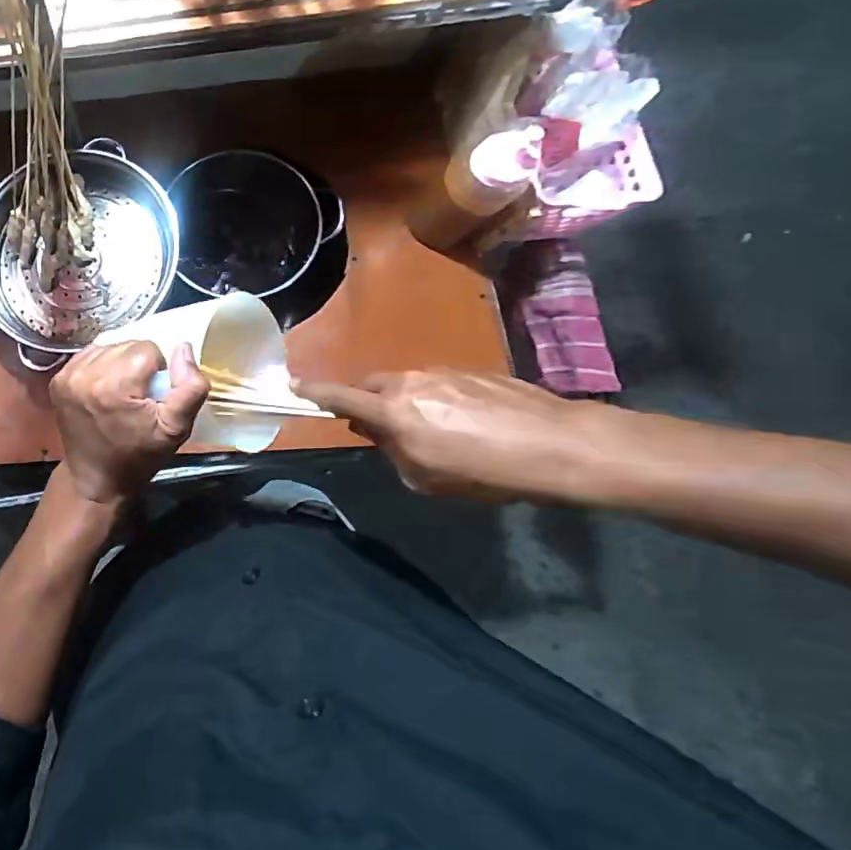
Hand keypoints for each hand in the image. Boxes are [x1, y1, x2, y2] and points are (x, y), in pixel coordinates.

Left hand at [50, 341, 209, 504]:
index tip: (151, 396)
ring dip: (119, 364)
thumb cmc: (138, 456)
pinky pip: (90, 355)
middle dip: (138, 365)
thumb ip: (190, 388)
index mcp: (113, 386)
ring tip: (121, 393)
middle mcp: (85, 375)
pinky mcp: (58, 379)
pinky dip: (102, 367)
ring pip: (109, 347)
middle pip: (126, 345)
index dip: (157, 370)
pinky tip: (104, 390)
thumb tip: (183, 348)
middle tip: (137, 396)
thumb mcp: (175, 430)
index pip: (147, 349)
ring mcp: (67, 376)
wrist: (96, 477)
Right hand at [295, 369, 609, 499]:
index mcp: (392, 411)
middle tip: (379, 428)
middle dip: (366, 403)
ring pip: (404, 383)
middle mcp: (409, 382)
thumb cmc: (486, 472)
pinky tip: (466, 424)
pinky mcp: (471, 371)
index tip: (294, 387)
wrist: (556, 444)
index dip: (313, 392)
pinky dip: (434, 400)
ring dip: (403, 402)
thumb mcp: (428, 478)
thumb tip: (385, 436)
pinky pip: (435, 383)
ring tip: (432, 432)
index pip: (339, 397)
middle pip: (371, 386)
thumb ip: (394, 453)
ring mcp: (441, 372)